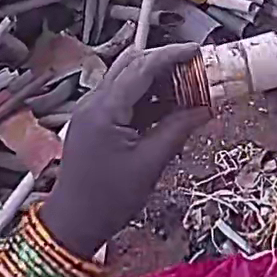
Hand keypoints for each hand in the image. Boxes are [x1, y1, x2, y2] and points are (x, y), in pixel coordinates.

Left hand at [43, 44, 209, 255]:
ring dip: (155, 77)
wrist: (71, 226)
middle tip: (194, 66)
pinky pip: (122, 95)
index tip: (196, 51)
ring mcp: (92, 109)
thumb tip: (205, 109)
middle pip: (132, 64)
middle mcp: (94, 101)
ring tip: (185, 85)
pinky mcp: (94, 120)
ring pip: (127, 77)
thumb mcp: (149, 165)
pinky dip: (145, 95)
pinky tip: (167, 104)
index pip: (141, 67)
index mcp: (105, 109)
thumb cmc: (108, 200)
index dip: (171, 55)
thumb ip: (177, 130)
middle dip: (164, 61)